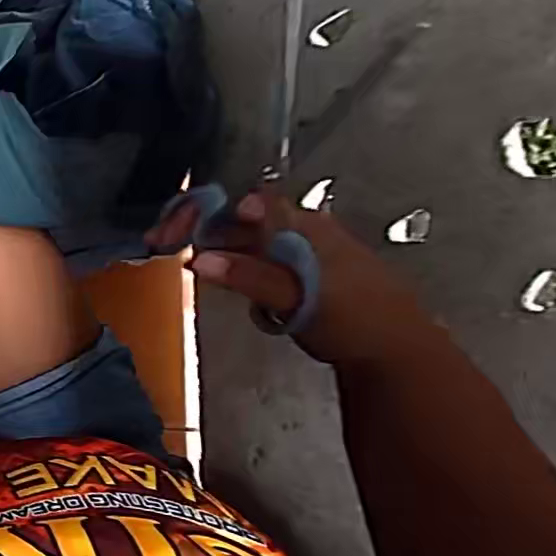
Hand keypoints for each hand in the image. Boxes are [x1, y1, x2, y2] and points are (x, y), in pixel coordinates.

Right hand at [147, 188, 442, 366]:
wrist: (395, 351)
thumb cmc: (352, 317)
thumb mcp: (296, 296)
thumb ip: (247, 276)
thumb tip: (197, 260)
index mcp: (301, 226)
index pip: (240, 203)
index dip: (201, 210)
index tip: (168, 230)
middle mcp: (301, 230)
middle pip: (239, 219)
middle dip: (198, 228)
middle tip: (161, 243)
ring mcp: (303, 252)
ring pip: (247, 239)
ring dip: (212, 246)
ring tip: (183, 260)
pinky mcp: (302, 274)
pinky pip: (259, 259)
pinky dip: (234, 263)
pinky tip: (224, 278)